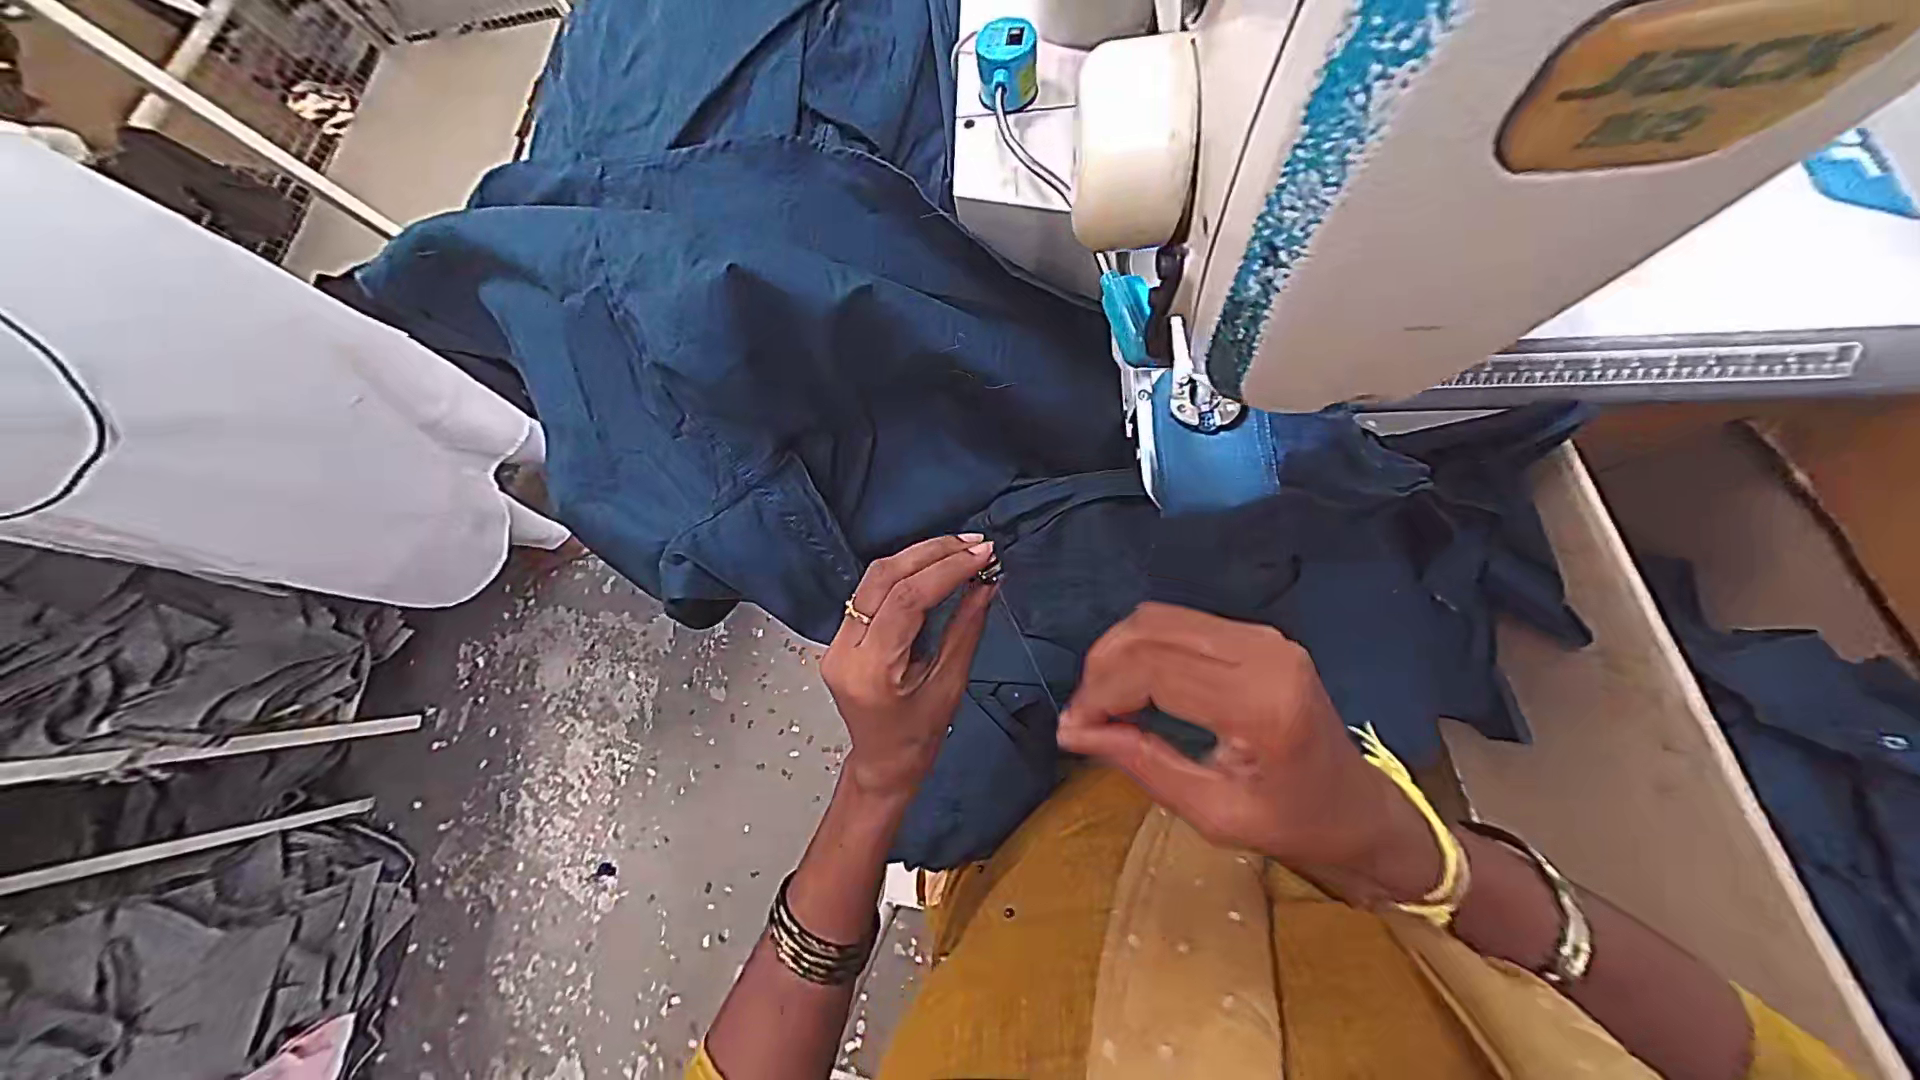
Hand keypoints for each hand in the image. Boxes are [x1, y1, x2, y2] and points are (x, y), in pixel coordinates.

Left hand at [821, 535, 997, 800]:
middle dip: (933, 552)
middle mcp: (845, 649)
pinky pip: (871, 589)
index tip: (982, 554)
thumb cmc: (917, 736)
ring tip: (960, 548)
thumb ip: (966, 628)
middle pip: (884, 577)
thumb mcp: (950, 684)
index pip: (907, 599)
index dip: (947, 570)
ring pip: (874, 576)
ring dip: (919, 555)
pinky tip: (934, 564)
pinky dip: (905, 570)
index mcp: (871, 669)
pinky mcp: (841, 635)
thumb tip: (984, 583)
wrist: (883, 761)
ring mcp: (837, 641)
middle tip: (974, 543)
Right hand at [1056, 603, 1442, 903]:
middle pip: (1149, 634)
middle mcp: (1262, 654)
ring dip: (1115, 654)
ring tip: (1102, 700)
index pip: (1153, 671)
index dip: (1099, 693)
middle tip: (1083, 715)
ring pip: (1156, 619)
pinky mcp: (1254, 633)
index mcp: (1260, 704)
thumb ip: (1140, 761)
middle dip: (1100, 671)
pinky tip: (1131, 681)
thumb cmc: (1292, 822)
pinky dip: (1140, 647)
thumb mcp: (1211, 812)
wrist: (1357, 806)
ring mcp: (1262, 636)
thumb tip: (1072, 731)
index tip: (1073, 726)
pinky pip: (1176, 622)